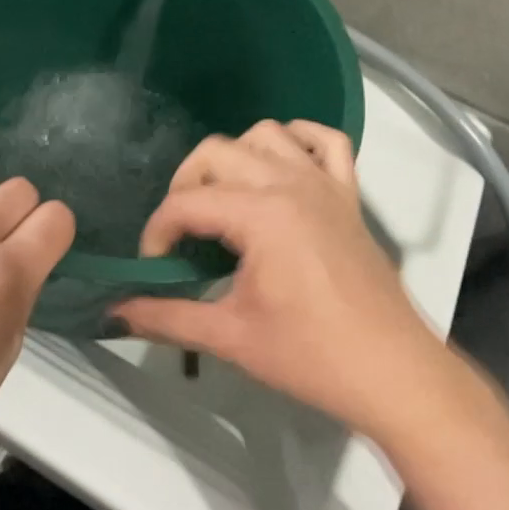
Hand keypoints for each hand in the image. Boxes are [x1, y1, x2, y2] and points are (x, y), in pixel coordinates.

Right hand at [112, 120, 443, 432]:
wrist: (393, 374)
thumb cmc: (310, 356)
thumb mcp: (230, 337)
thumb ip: (167, 317)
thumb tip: (115, 312)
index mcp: (260, 213)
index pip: (186, 203)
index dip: (157, 232)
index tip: (153, 268)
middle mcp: (290, 183)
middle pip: (215, 154)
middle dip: (185, 188)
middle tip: (182, 237)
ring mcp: (325, 184)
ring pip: (265, 135)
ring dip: (235, 159)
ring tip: (225, 203)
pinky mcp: (349, 195)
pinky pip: (326, 141)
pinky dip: (300, 141)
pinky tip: (281, 169)